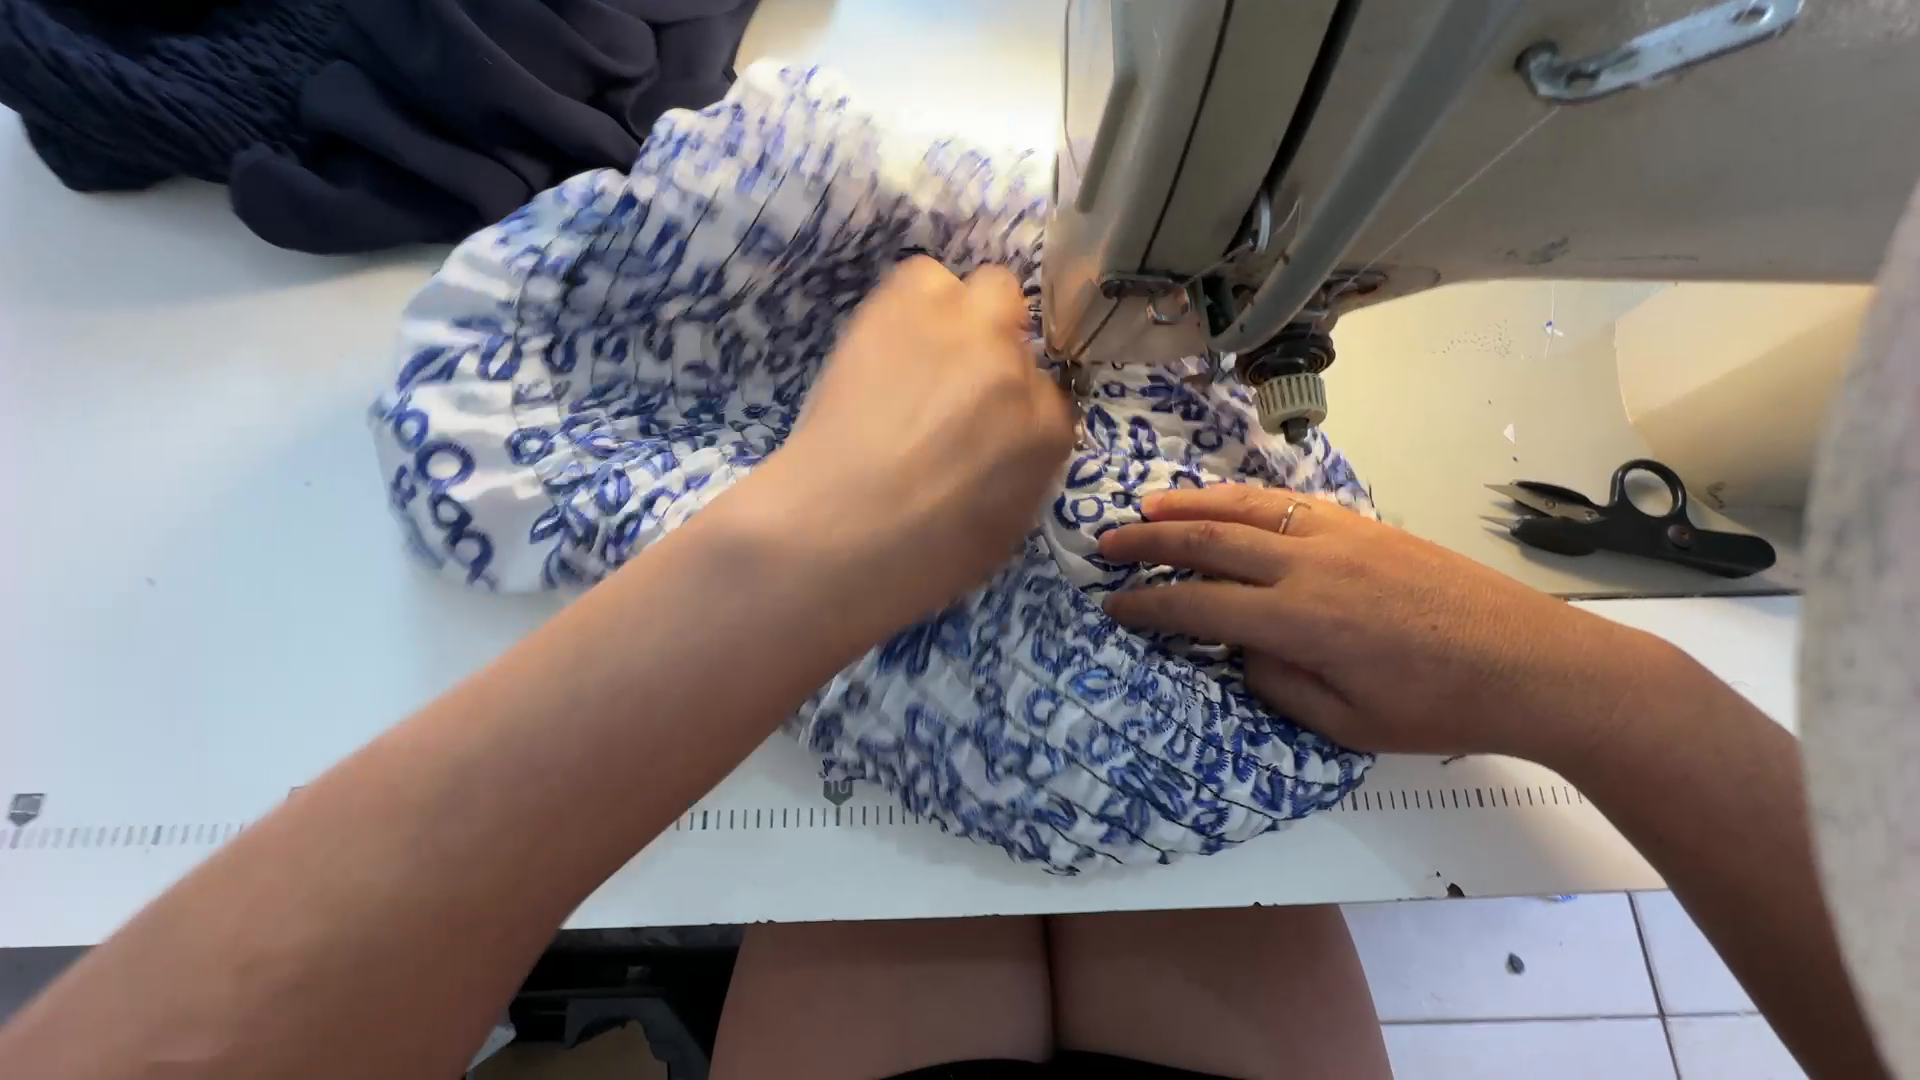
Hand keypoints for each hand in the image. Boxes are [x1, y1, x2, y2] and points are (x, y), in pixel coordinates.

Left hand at [771, 256, 1074, 618]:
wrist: (839, 533)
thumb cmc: (920, 560)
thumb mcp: (1001, 533)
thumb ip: (1021, 476)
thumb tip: (1006, 448)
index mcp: (1048, 434)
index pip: (1048, 398)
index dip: (1011, 406)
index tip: (981, 423)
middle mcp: (1017, 372)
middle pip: (1022, 330)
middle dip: (997, 347)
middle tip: (953, 382)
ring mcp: (965, 332)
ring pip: (986, 289)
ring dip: (961, 316)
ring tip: (917, 354)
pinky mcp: (905, 307)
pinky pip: (923, 277)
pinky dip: (911, 302)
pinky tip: (886, 342)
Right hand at [1098, 485, 1677, 764]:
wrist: (1536, 665)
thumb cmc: (1439, 707)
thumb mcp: (1347, 723)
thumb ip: (1278, 683)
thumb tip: (1241, 649)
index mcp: (1300, 622)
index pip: (1199, 605)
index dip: (1148, 604)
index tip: (1113, 604)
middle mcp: (1307, 566)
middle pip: (1208, 541)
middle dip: (1148, 541)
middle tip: (1105, 541)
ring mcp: (1337, 535)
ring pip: (1243, 507)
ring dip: (1187, 504)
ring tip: (1146, 505)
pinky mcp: (1362, 524)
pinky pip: (1286, 501)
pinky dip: (1242, 498)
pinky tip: (1223, 502)